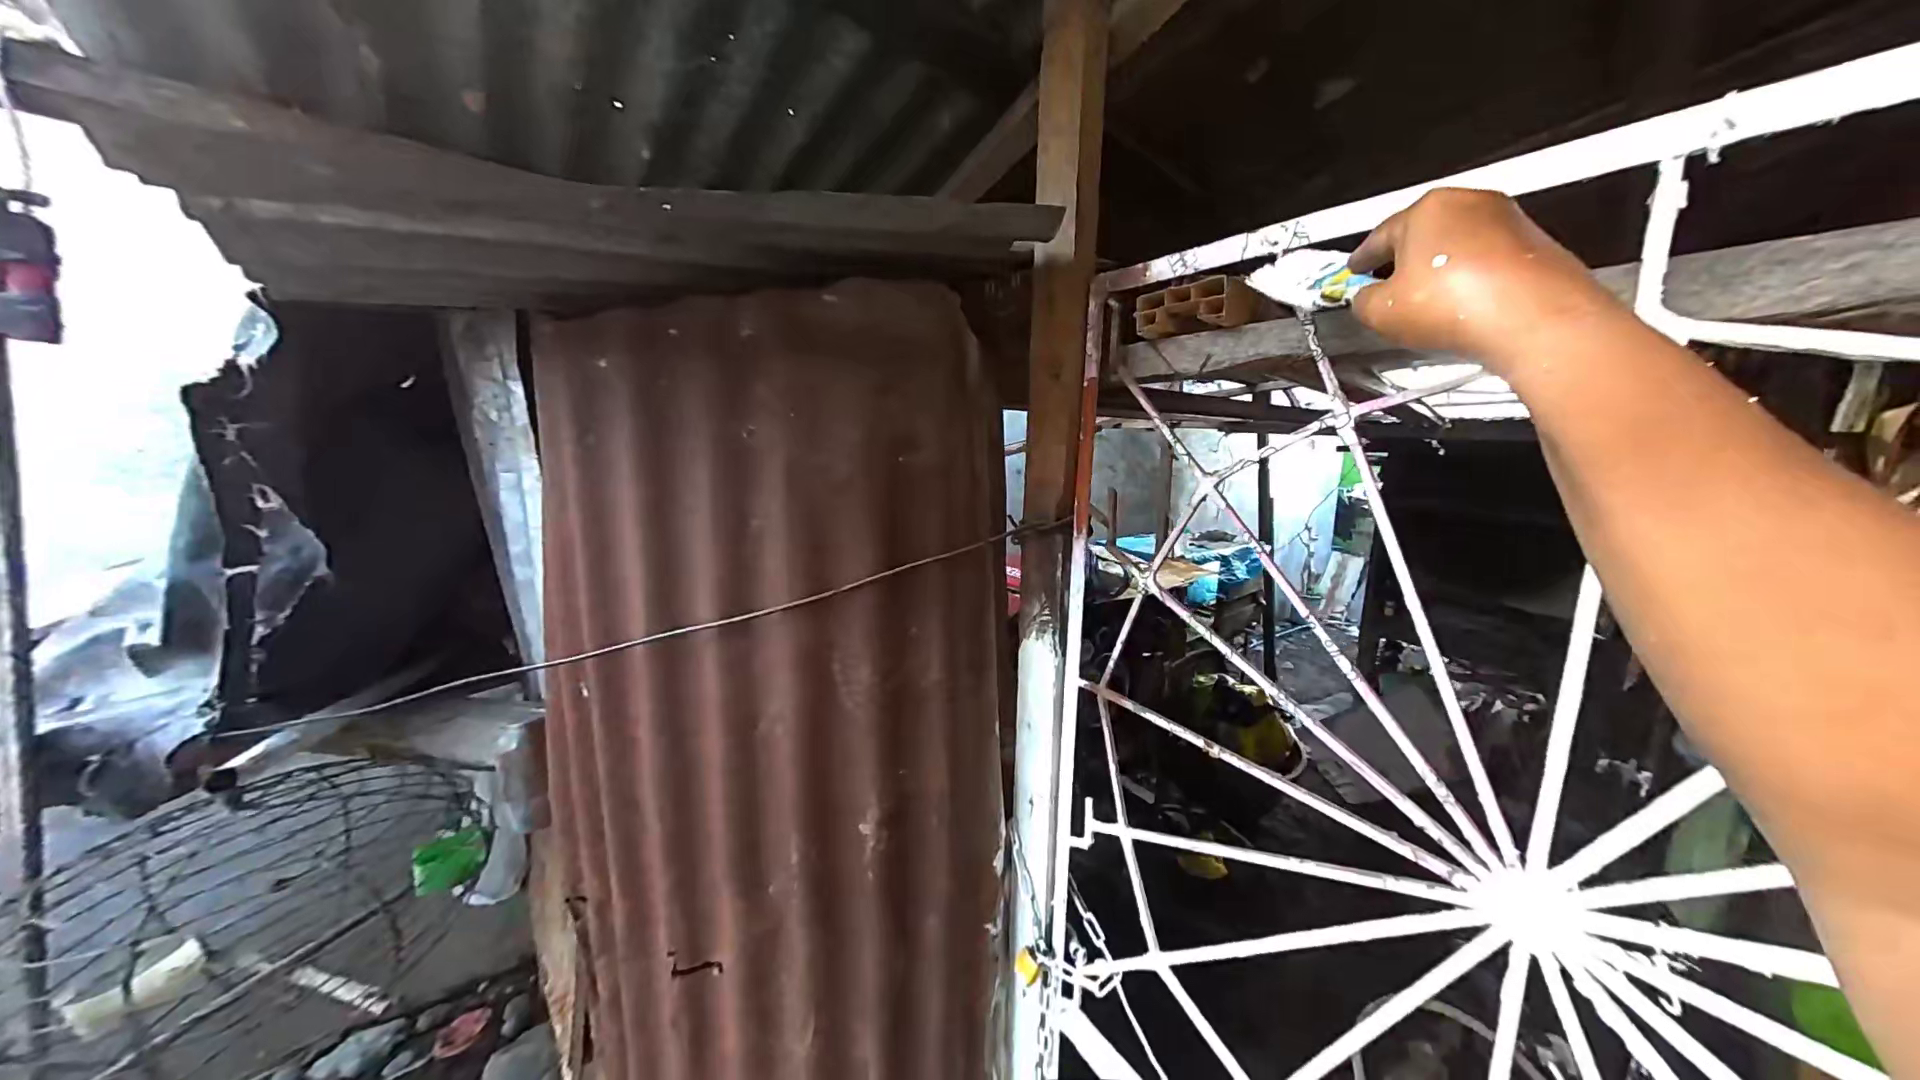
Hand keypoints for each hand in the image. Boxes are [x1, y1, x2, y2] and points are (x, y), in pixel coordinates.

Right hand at [1347, 189, 1624, 371]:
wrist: (1531, 317)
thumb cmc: (1451, 304)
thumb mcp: (1379, 312)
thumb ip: (1362, 300)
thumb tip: (1366, 298)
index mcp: (1426, 210)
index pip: (1380, 235)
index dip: (1362, 259)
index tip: (1354, 271)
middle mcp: (1468, 203)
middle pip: (1421, 234)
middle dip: (1402, 261)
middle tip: (1386, 289)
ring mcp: (1506, 219)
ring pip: (1454, 245)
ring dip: (1436, 271)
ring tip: (1423, 305)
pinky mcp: (1532, 242)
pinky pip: (1484, 259)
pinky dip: (1466, 279)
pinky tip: (1458, 306)